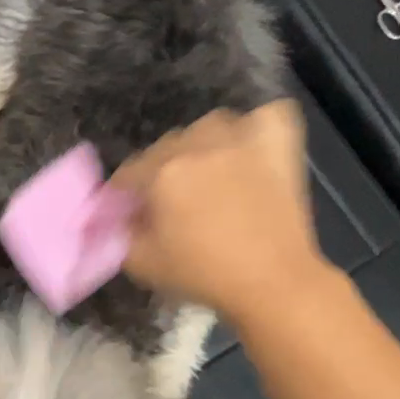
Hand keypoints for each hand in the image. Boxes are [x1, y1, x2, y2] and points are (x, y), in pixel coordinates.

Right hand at [109, 100, 335, 320]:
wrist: (271, 281)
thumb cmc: (201, 275)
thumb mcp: (141, 263)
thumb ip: (120, 233)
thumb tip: (120, 217)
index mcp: (163, 174)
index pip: (128, 172)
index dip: (121, 194)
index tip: (122, 212)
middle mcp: (200, 146)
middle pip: (166, 146)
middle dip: (159, 171)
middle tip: (164, 201)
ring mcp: (243, 141)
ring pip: (210, 126)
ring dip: (201, 145)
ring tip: (204, 171)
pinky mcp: (279, 145)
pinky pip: (265, 117)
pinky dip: (253, 128)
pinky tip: (246, 150)